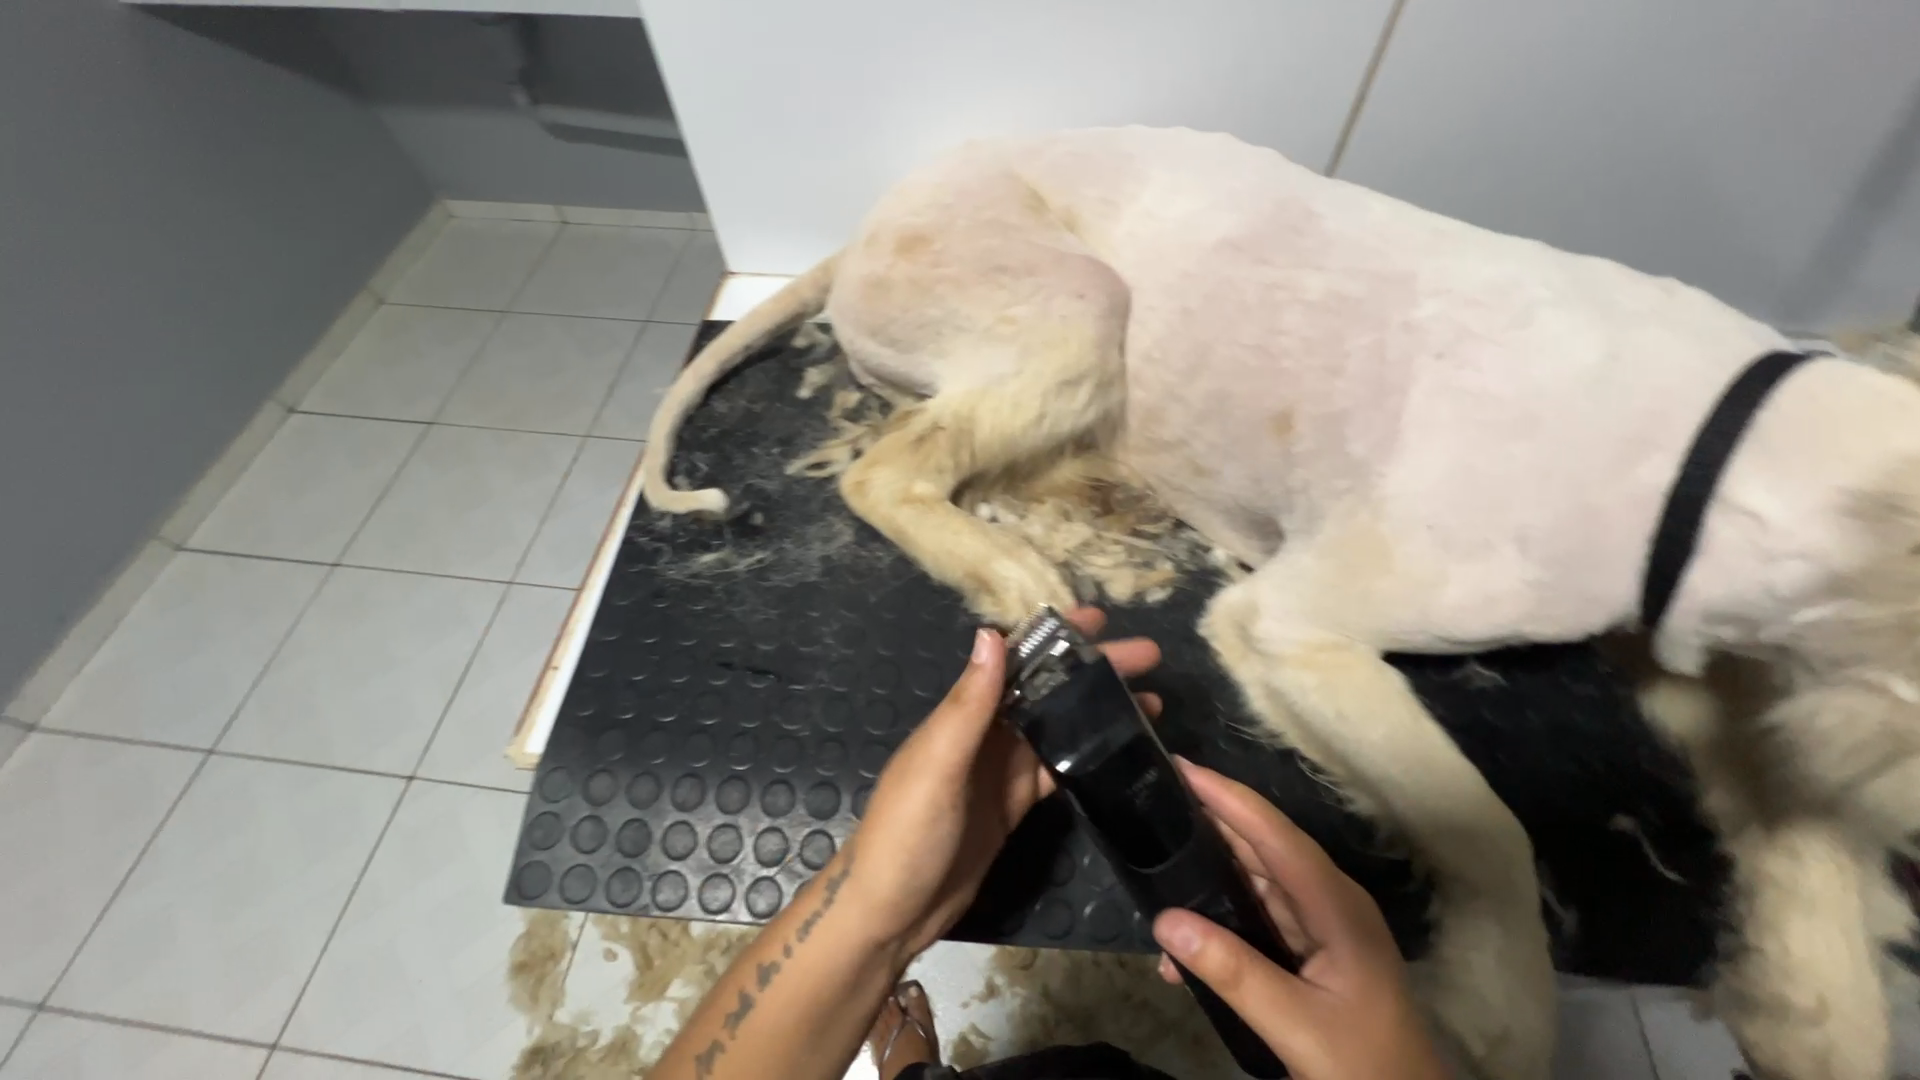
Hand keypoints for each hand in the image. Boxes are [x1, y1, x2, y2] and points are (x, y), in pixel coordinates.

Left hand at [839, 607, 1160, 963]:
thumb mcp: (937, 766)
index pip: (1014, 659)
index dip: (1054, 637)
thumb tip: (992, 633)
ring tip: (1152, 700)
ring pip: (1058, 727)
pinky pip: (1059, 769)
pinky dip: (1090, 756)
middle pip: (1046, 690)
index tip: (1098, 618)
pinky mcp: (1015, 803)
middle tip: (1147, 656)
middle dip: (1092, 670)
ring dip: (1099, 711)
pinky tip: (1124, 750)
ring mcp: (1001, 769)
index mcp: (962, 713)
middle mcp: (985, 732)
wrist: (893, 912)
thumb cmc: (907, 833)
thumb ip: (968, 705)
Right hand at [1152, 762, 1450, 1079]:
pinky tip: (1182, 941)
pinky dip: (1218, 918)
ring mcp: (1320, 925)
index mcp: (1336, 905)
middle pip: (1263, 847)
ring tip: (1157, 855)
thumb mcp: (1297, 1026)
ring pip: (1255, 879)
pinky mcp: (1308, 950)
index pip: (1275, 836)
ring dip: (1207, 872)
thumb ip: (1232, 971)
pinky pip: (1256, 916)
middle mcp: (1328, 901)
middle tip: (1156, 797)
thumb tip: (1164, 920)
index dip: (1228, 798)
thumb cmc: (1366, 1068)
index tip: (1181, 766)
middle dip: (1211, 820)